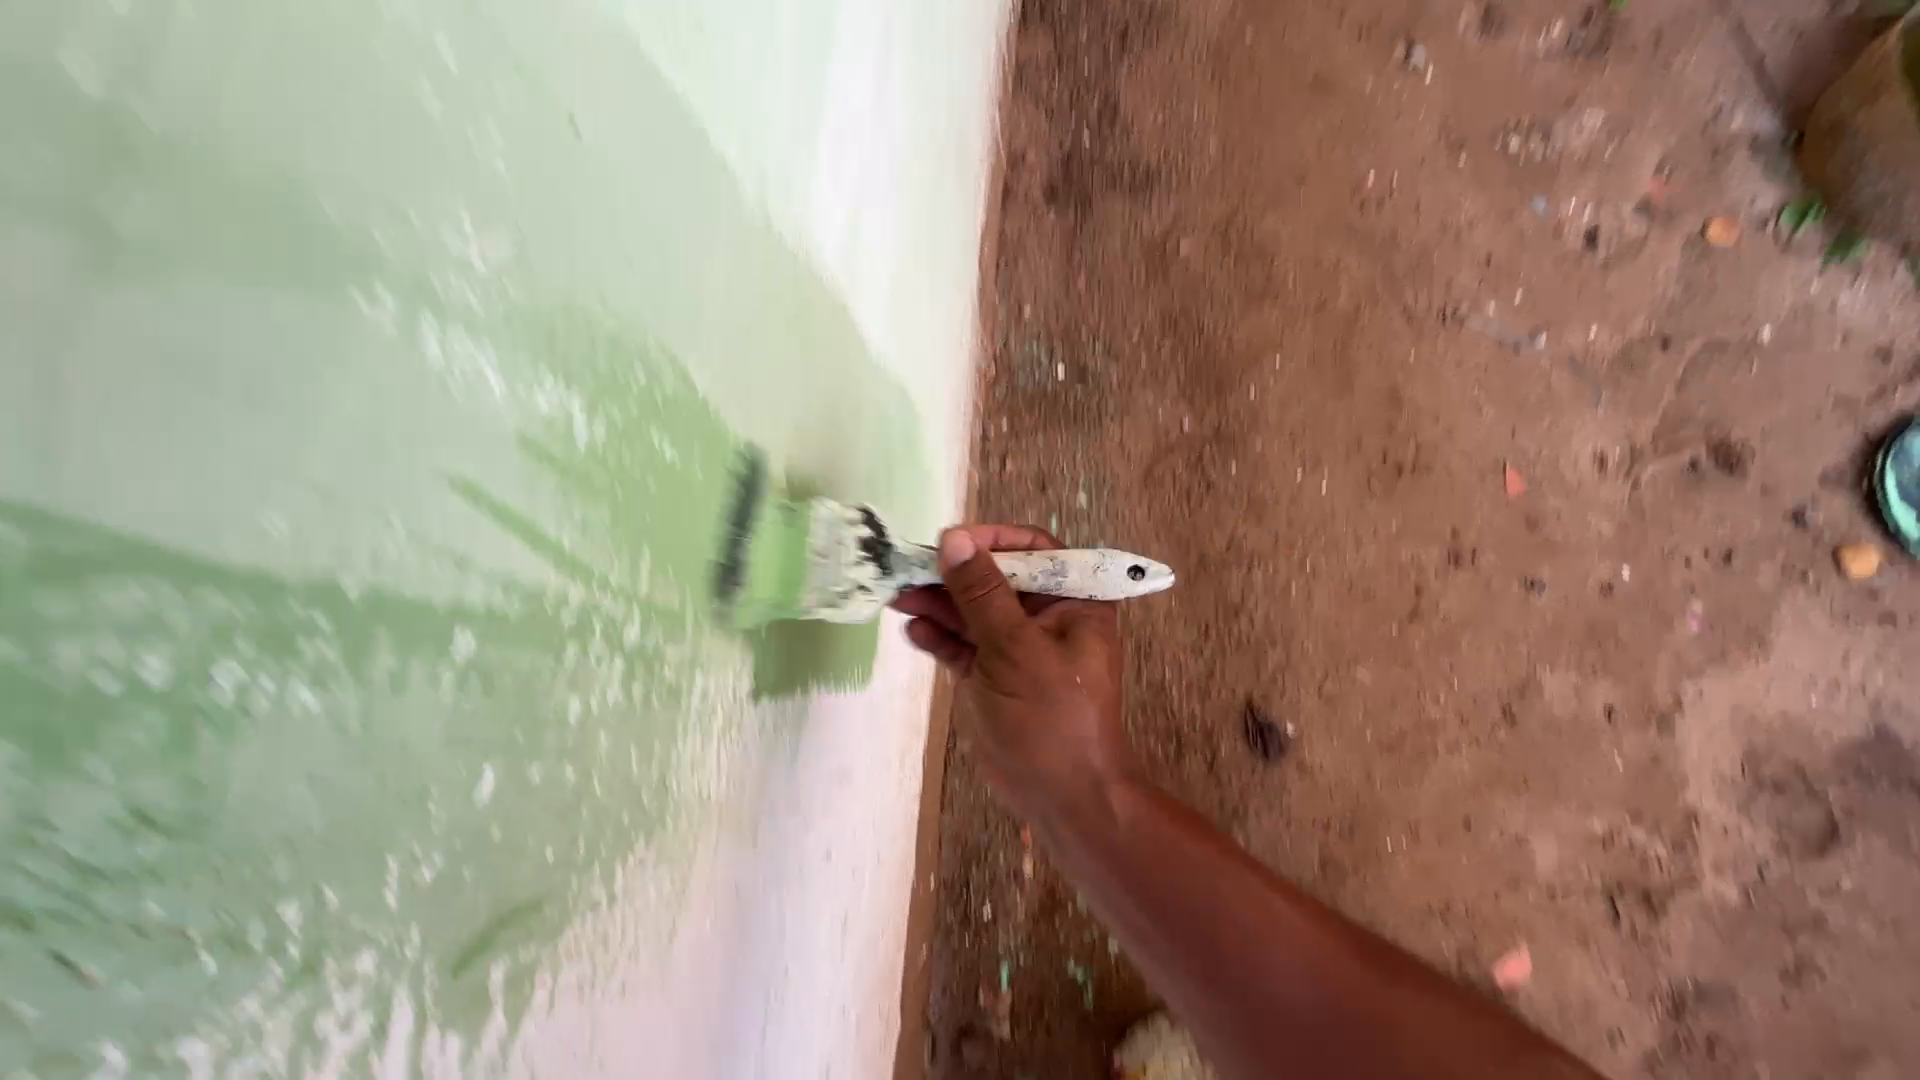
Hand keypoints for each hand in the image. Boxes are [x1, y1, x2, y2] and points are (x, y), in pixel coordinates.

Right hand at [892, 525, 1137, 824]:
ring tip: (898, 595)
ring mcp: (1017, 648)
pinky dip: (939, 637)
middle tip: (909, 568)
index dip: (993, 540)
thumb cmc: (1052, 714)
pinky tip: (914, 629)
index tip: (951, 541)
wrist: (1061, 795)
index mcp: (1074, 601)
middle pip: (996, 579)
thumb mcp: (1016, 646)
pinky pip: (963, 646)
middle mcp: (1047, 617)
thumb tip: (953, 539)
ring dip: (938, 603)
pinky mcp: (993, 676)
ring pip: (974, 612)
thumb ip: (982, 592)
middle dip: (954, 574)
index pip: (1035, 550)